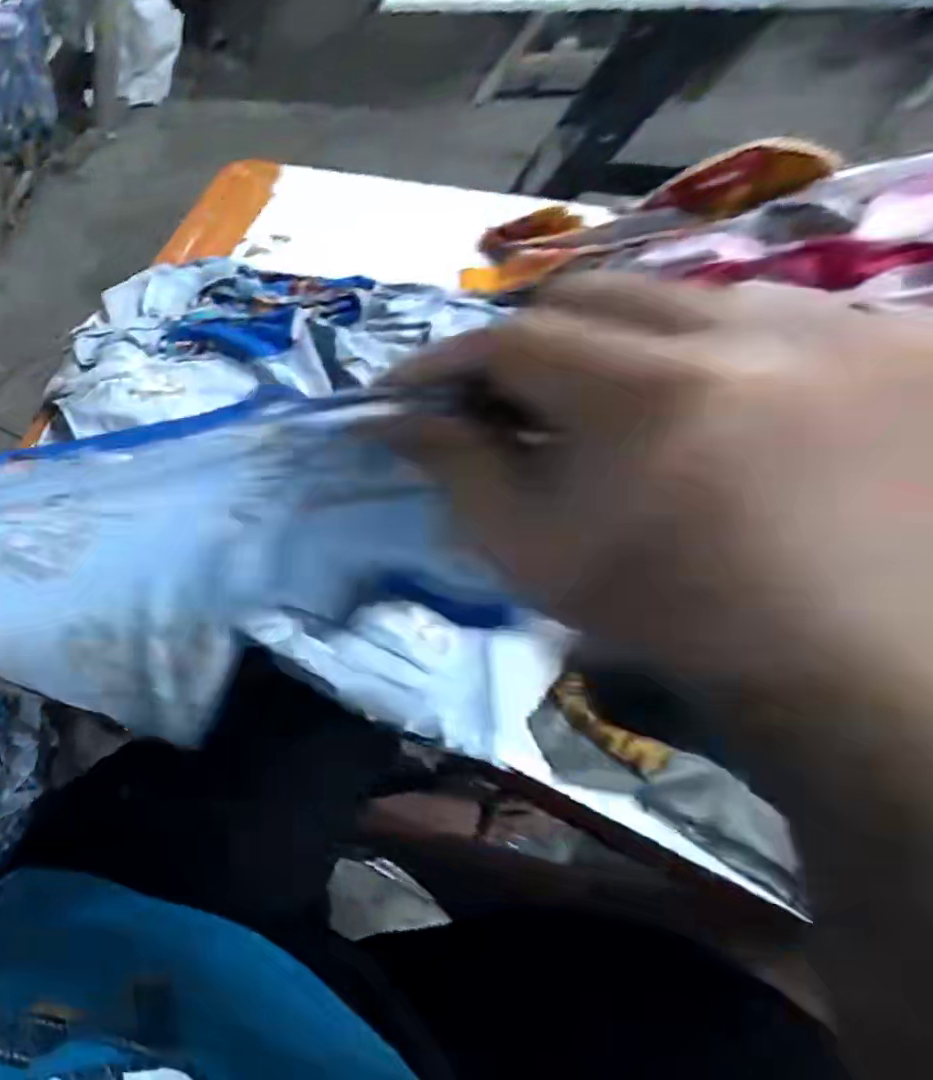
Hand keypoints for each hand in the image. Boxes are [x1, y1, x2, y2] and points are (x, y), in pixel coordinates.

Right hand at [384, 272, 932, 692]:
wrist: (841, 654)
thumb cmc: (654, 603)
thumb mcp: (520, 542)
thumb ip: (455, 462)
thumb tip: (390, 416)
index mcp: (651, 395)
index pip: (514, 338)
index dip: (443, 360)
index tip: (401, 390)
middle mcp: (755, 336)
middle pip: (589, 294)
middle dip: (518, 340)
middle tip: (489, 392)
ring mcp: (847, 329)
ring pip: (674, 293)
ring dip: (605, 338)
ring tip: (587, 396)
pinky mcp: (907, 341)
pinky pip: (761, 311)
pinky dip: (692, 343)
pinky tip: (680, 397)